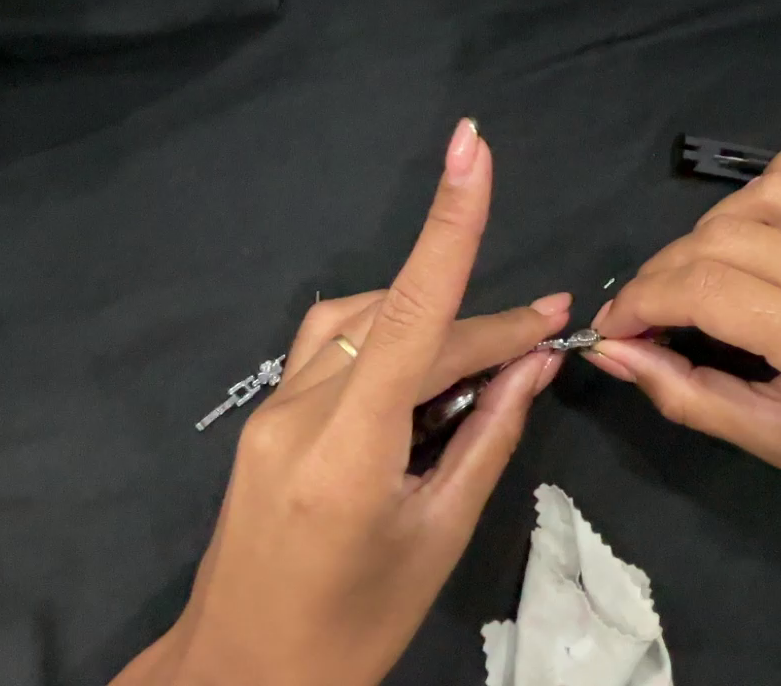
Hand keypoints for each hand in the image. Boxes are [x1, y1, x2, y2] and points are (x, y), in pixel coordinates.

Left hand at [113, 119, 569, 685]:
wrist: (236, 675)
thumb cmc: (353, 626)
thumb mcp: (438, 536)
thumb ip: (488, 437)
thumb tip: (534, 364)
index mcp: (348, 450)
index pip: (414, 313)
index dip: (448, 223)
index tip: (472, 148)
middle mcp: (300, 408)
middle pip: (405, 321)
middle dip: (480, 327)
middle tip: (544, 338)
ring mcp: (273, 404)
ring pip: (365, 319)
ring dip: (431, 322)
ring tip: (484, 355)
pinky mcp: (266, 410)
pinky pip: (336, 343)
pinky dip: (390, 336)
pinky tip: (419, 365)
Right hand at [587, 140, 780, 559]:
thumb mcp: (777, 446)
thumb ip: (686, 393)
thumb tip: (611, 350)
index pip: (710, 291)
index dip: (643, 299)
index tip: (616, 324)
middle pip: (728, 238)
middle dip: (664, 271)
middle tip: (649, 310)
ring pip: (770, 193)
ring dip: (712, 228)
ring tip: (703, 270)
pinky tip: (766, 211)